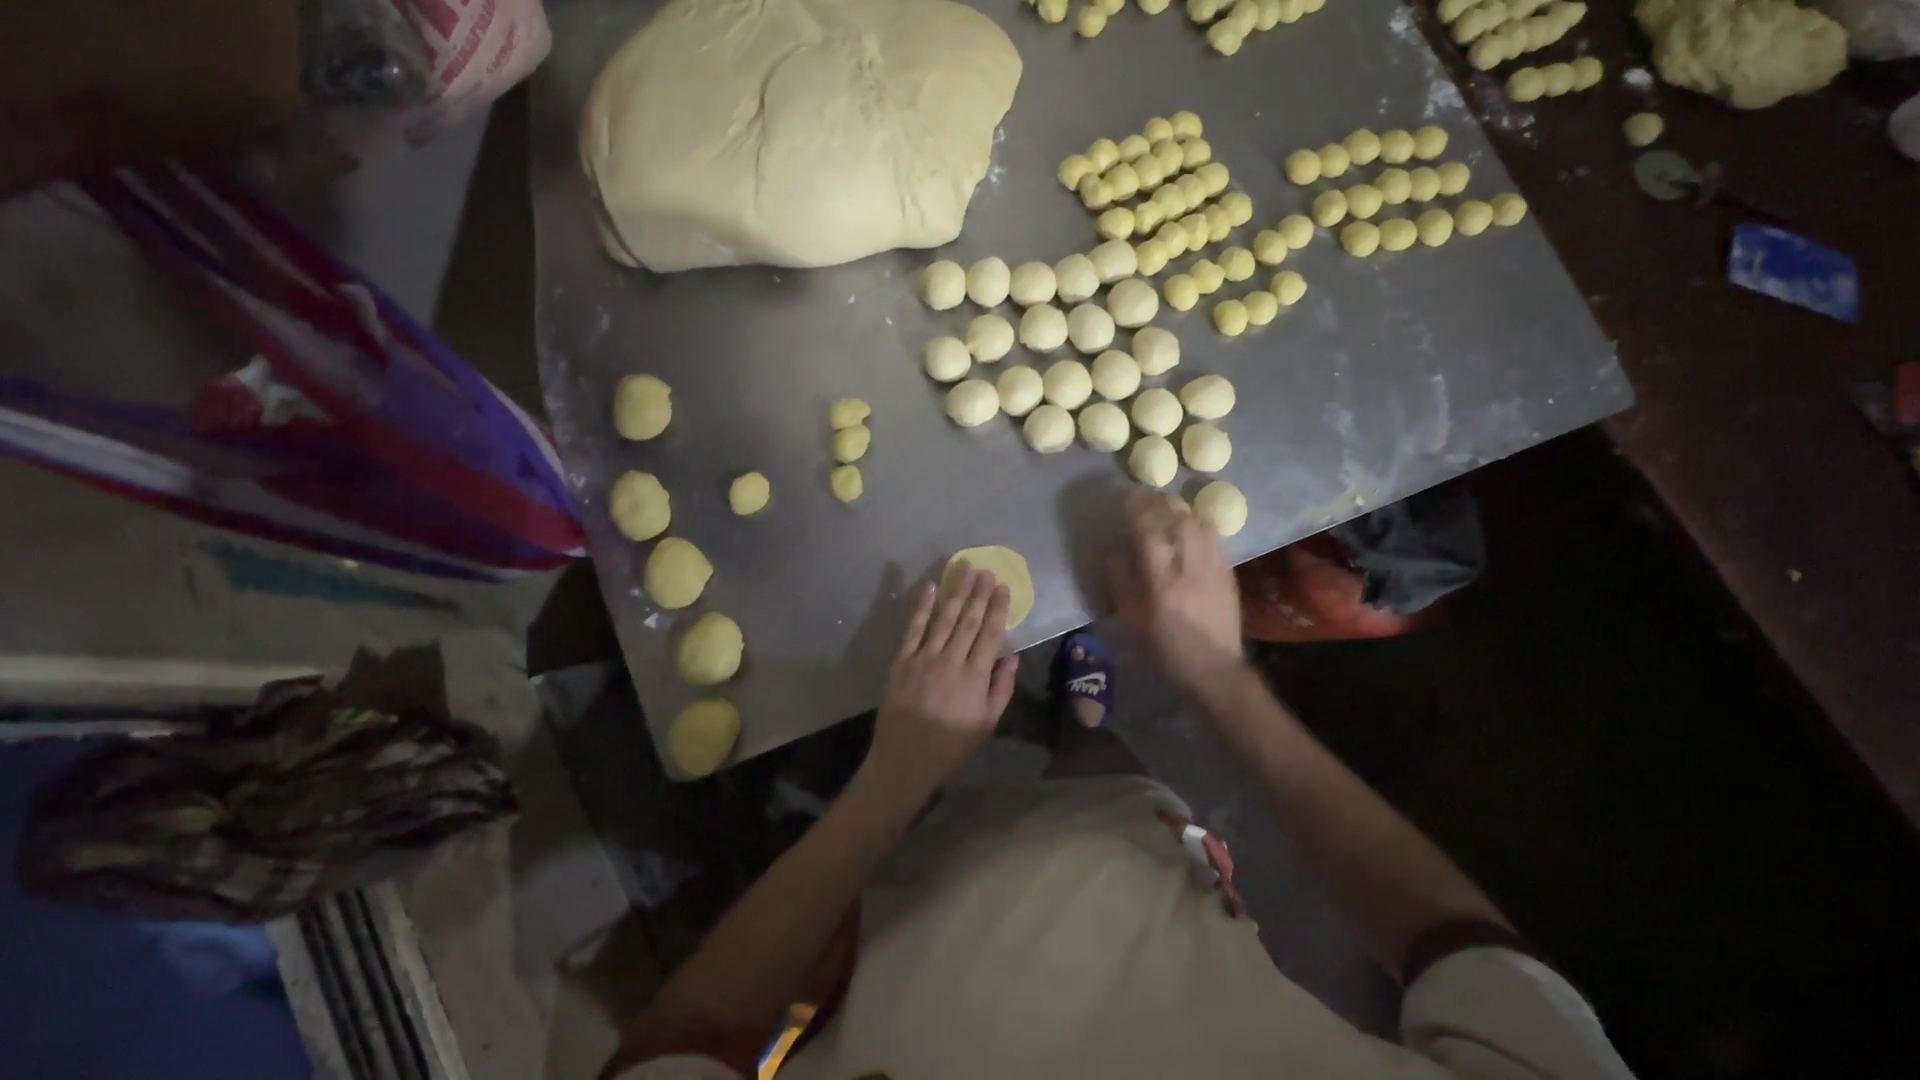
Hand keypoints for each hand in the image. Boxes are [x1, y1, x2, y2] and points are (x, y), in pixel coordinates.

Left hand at [864, 566, 1019, 795]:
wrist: (904, 761)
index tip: (1003, 587)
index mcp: (975, 678)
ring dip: (955, 592)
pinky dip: (922, 607)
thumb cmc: (951, 747)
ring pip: (943, 619)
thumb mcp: (986, 725)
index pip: (990, 635)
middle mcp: (950, 662)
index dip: (997, 609)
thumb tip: (1013, 657)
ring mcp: (923, 659)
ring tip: (965, 569)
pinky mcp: (902, 662)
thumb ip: (1001, 689)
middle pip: (967, 621)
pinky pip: (913, 629)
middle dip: (978, 593)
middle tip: (986, 569)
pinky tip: (929, 588)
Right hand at [1109, 494, 1244, 689]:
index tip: (1127, 499)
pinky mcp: (1229, 574)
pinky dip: (1200, 527)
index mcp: (1161, 583)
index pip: (1149, 531)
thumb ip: (1121, 583)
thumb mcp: (1132, 622)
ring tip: (1169, 510)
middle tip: (1148, 500)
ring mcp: (1214, 569)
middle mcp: (1190, 569)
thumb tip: (1115, 551)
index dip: (1137, 509)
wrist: (1214, 670)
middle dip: (1162, 503)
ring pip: (1200, 525)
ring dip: (1183, 512)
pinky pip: (1215, 539)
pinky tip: (1191, 531)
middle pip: (1180, 519)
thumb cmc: (1165, 650)